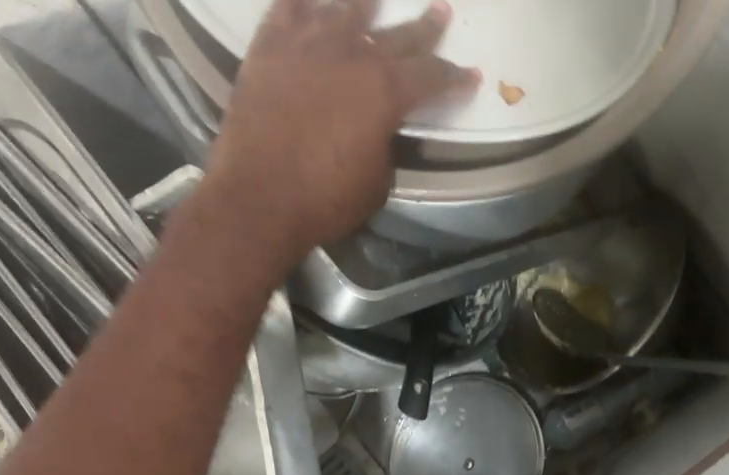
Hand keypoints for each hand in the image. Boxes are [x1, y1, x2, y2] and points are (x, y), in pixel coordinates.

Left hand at [205, 0, 479, 262]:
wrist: (257, 198)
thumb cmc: (324, 201)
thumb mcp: (375, 184)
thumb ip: (383, 148)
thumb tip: (377, 134)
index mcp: (386, 94)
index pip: (431, 77)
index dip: (454, 77)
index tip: (471, 75)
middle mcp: (352, 57)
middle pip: (396, 35)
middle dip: (424, 27)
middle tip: (441, 11)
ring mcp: (307, 46)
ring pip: (344, 11)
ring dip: (366, 4)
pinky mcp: (267, 50)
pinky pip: (287, 9)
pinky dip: (301, 1)